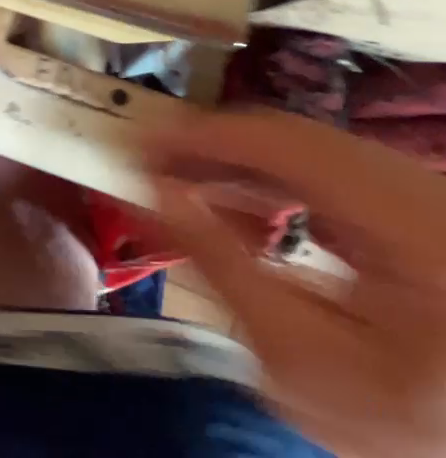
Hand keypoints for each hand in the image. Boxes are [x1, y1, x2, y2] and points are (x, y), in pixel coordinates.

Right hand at [143, 111, 445, 456]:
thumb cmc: (392, 412)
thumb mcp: (295, 351)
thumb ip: (219, 263)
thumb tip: (151, 190)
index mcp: (417, 231)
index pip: (288, 143)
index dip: (201, 135)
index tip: (132, 145)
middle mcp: (436, 204)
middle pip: (304, 143)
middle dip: (213, 151)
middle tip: (146, 166)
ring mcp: (438, 211)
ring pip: (322, 156)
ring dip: (242, 169)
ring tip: (180, 190)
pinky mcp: (434, 223)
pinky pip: (347, 180)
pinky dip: (283, 188)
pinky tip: (243, 216)